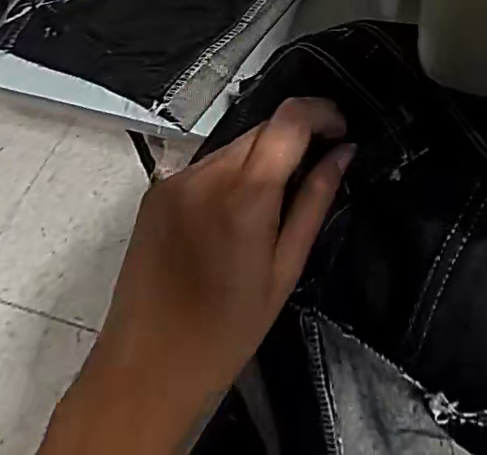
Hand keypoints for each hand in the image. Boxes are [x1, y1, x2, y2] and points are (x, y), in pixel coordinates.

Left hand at [41, 97, 353, 453]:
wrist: (141, 374)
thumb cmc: (226, 331)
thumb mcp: (286, 268)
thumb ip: (316, 199)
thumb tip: (344, 151)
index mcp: (244, 196)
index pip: (290, 119)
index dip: (323, 112)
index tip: (341, 130)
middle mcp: (205, 175)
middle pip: (265, 127)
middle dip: (297, 137)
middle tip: (317, 168)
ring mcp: (175, 181)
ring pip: (238, 144)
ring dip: (266, 156)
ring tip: (276, 199)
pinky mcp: (156, 192)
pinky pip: (211, 163)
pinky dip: (235, 172)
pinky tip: (237, 213)